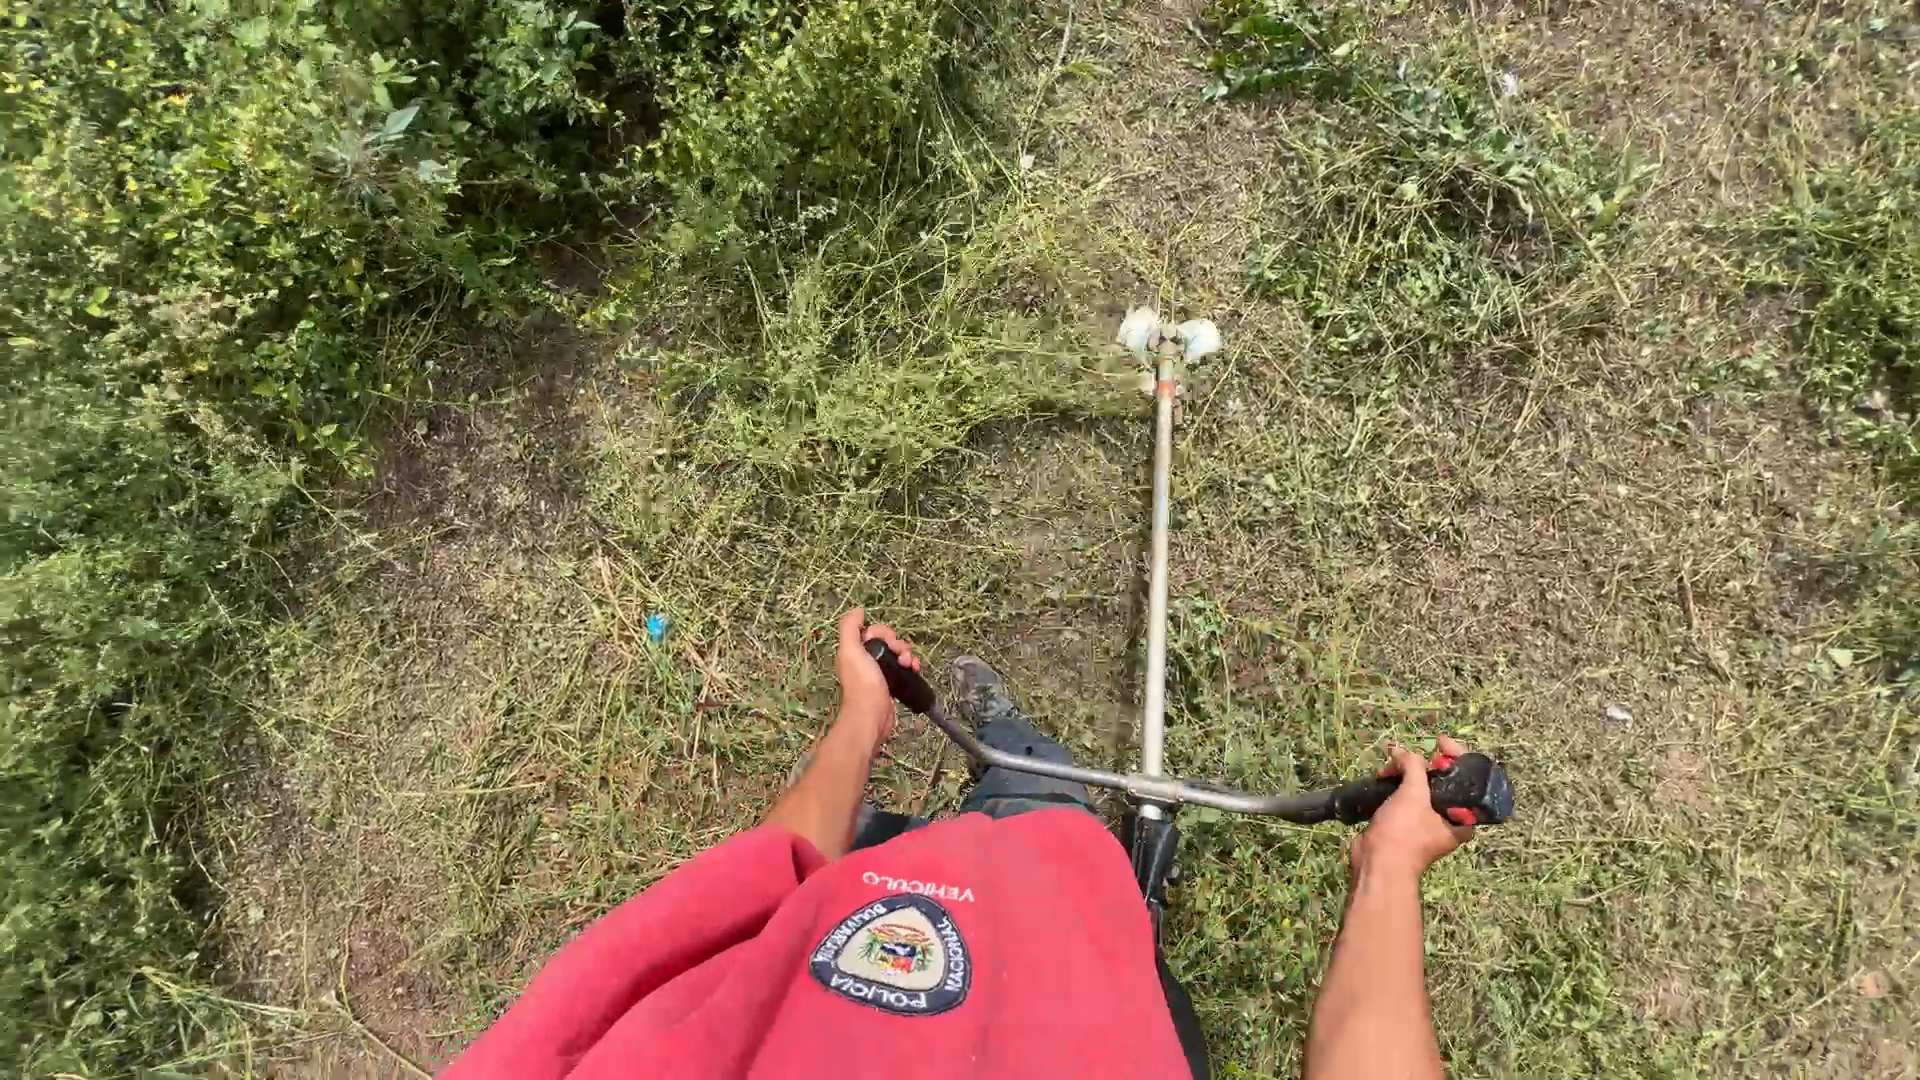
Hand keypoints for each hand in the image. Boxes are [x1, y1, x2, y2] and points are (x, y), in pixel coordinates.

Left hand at [834, 608, 918, 743]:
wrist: (872, 714)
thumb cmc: (862, 682)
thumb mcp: (851, 650)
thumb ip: (850, 627)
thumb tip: (858, 610)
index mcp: (854, 650)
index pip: (873, 631)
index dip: (883, 633)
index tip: (887, 642)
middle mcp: (865, 660)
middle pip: (887, 641)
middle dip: (898, 644)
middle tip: (900, 655)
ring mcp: (878, 672)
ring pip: (897, 653)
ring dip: (907, 654)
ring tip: (909, 664)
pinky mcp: (890, 683)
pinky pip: (903, 668)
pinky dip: (910, 666)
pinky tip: (914, 669)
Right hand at [1347, 736, 1475, 885]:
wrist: (1378, 861)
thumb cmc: (1404, 831)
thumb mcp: (1413, 795)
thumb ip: (1414, 768)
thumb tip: (1404, 753)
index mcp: (1463, 817)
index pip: (1468, 778)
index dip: (1455, 756)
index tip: (1439, 741)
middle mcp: (1449, 818)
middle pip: (1441, 780)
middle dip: (1420, 764)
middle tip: (1402, 756)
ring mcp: (1426, 821)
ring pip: (1420, 787)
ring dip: (1403, 773)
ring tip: (1386, 769)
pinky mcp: (1405, 822)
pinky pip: (1404, 796)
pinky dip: (1395, 784)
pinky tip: (1382, 777)